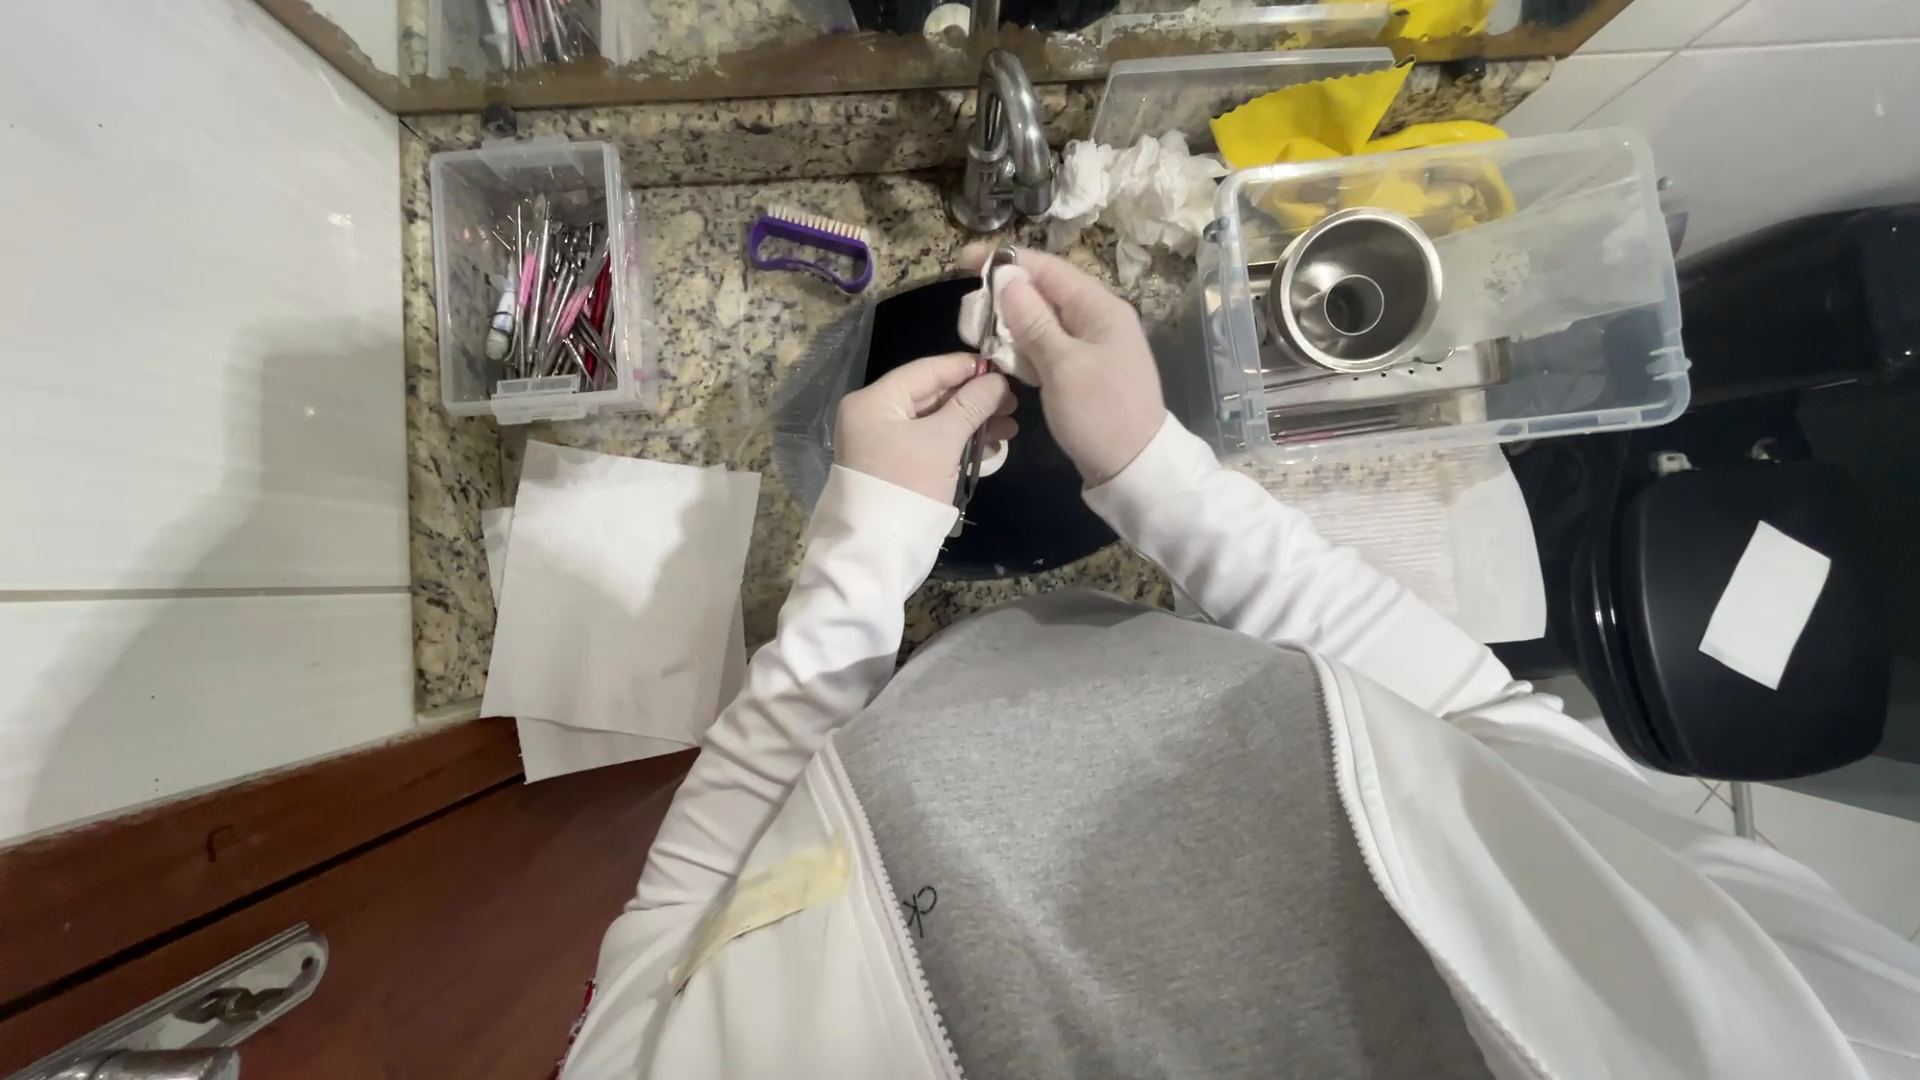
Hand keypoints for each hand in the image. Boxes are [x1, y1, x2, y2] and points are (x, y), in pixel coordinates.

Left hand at [834, 352, 1017, 503]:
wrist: (879, 548)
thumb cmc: (908, 486)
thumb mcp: (943, 442)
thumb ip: (971, 406)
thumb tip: (998, 380)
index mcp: (874, 401)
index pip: (926, 370)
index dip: (965, 367)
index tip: (1001, 367)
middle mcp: (874, 416)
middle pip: (932, 396)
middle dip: (974, 400)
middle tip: (1012, 403)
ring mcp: (884, 443)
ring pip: (935, 422)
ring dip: (972, 423)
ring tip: (1009, 428)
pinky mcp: (896, 466)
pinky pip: (931, 444)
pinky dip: (959, 443)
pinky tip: (991, 448)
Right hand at [963, 246, 1164, 487]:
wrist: (1133, 466)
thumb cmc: (1100, 413)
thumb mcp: (1063, 366)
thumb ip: (1034, 323)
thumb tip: (1008, 282)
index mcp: (1100, 309)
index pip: (1049, 270)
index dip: (1007, 262)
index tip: (966, 263)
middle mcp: (1097, 321)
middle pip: (1045, 294)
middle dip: (1006, 297)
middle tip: (969, 309)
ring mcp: (1091, 348)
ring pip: (1044, 324)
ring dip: (1012, 326)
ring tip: (979, 334)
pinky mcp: (1083, 373)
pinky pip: (1049, 350)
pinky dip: (1025, 351)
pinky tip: (1004, 359)